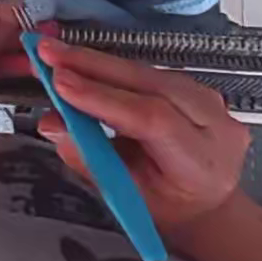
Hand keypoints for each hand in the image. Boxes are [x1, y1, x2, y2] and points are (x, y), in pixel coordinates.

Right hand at [34, 39, 248, 229]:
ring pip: (145, 71)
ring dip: (96, 62)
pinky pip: (146, 71)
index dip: (103, 98)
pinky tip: (80, 60)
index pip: (152, 119)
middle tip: (47, 52)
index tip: (59, 82)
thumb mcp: (128, 197)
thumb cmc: (167, 208)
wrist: (205, 201)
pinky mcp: (194, 85)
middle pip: (149, 83)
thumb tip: (51, 123)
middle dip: (92, 66)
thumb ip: (90, 158)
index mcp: (202, 162)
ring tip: (55, 54)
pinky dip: (110, 67)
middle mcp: (214, 123)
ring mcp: (209, 99)